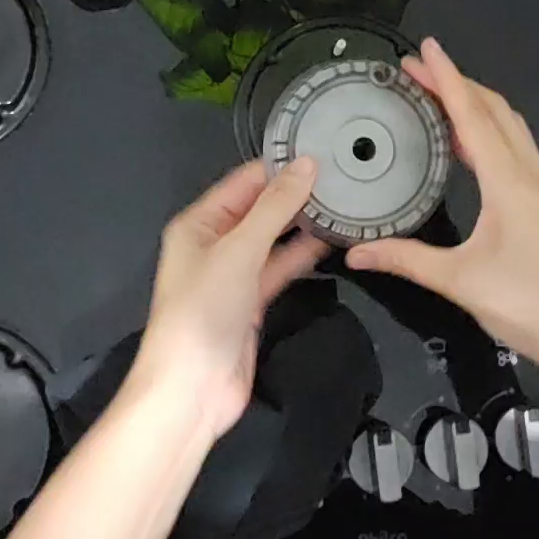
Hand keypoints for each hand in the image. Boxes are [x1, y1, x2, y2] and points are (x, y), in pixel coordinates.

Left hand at [130, 158, 328, 440]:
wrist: (193, 388)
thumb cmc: (205, 311)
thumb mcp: (240, 250)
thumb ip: (275, 207)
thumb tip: (307, 164)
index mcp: (199, 223)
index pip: (243, 182)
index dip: (280, 166)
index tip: (323, 150)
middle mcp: (215, 243)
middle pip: (259, 208)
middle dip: (295, 194)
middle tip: (344, 175)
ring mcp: (234, 273)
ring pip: (273, 238)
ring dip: (302, 224)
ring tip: (345, 202)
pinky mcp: (252, 300)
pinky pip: (280, 267)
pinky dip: (301, 255)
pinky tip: (331, 241)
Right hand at [345, 39, 538, 404]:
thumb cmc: (528, 305)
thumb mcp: (459, 281)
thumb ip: (406, 260)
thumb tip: (354, 254)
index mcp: (509, 181)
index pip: (473, 115)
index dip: (447, 78)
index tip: (425, 48)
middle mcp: (531, 173)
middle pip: (495, 111)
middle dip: (458, 84)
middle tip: (418, 72)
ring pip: (511, 129)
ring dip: (478, 105)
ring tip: (441, 99)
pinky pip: (518, 150)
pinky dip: (491, 132)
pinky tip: (474, 148)